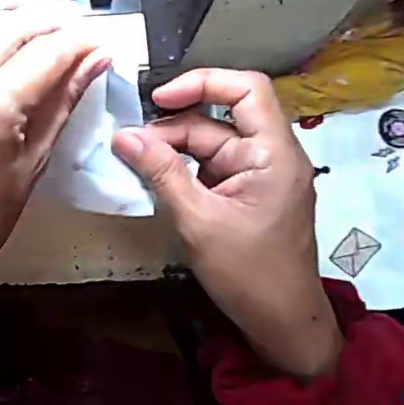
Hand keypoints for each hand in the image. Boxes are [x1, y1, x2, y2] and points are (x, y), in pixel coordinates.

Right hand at [111, 69, 339, 378]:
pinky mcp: (245, 193)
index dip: (202, 83)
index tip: (158, 99)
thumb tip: (123, 137)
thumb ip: (161, 173)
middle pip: (218, 120)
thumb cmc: (248, 274)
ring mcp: (258, 175)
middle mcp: (270, 156)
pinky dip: (182, 170)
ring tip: (134, 161)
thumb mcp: (198, 221)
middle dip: (172, 128)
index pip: (246, 90)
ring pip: (210, 144)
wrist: (280, 322)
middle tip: (130, 145)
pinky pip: (210, 168)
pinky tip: (154, 178)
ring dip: (172, 150)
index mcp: (274, 154)